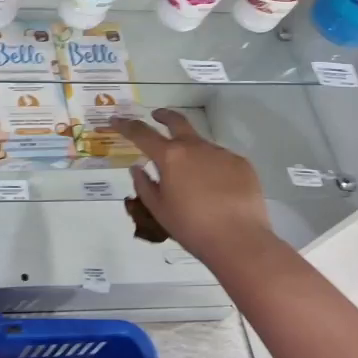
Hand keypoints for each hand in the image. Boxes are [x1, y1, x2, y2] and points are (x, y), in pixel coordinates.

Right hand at [116, 108, 269, 265]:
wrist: (240, 241)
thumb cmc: (192, 227)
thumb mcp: (159, 210)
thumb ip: (144, 185)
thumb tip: (137, 168)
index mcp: (170, 156)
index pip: (142, 133)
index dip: (126, 125)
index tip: (116, 120)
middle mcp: (195, 147)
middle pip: (176, 121)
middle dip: (163, 116)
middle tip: (157, 116)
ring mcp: (221, 153)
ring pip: (200, 144)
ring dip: (191, 151)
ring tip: (193, 176)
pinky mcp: (241, 164)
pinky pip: (221, 160)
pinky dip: (213, 168)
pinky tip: (217, 189)